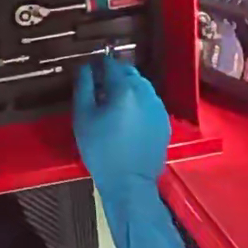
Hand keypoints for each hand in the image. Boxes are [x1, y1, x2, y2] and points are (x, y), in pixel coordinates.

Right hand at [73, 59, 191, 247]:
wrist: (130, 183)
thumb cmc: (100, 150)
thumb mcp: (83, 118)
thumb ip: (84, 87)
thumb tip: (85, 67)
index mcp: (125, 89)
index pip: (110, 64)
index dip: (97, 64)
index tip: (87, 71)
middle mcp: (146, 92)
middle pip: (128, 72)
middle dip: (113, 75)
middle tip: (98, 88)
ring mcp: (159, 107)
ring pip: (141, 86)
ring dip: (126, 88)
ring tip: (111, 103)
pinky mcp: (164, 121)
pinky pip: (149, 102)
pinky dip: (137, 102)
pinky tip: (126, 117)